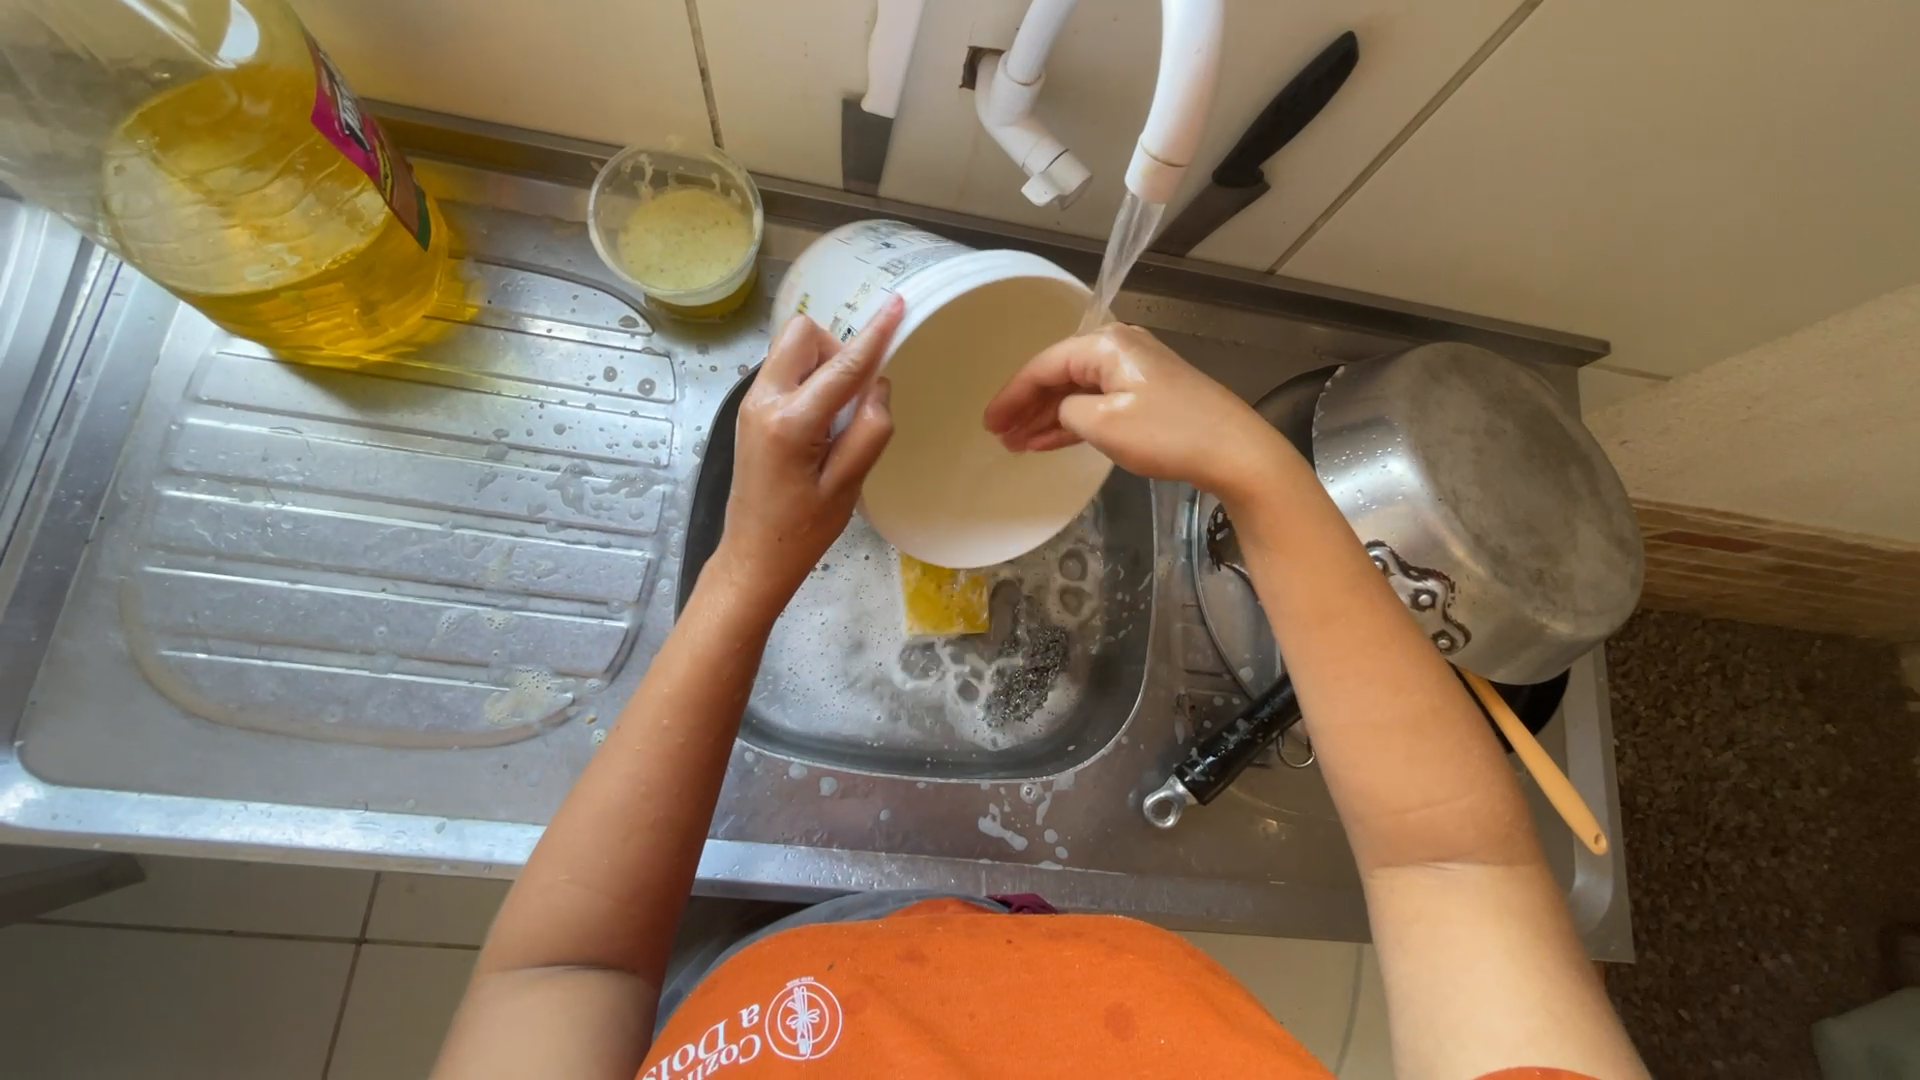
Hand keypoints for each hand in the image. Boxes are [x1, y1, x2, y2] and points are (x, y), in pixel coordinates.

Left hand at [710, 296, 902, 609]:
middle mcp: (763, 400)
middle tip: (852, 395)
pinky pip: (785, 372)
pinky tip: (820, 424)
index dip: (874, 335)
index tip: (896, 306)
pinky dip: (810, 381)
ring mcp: (751, 403)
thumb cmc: (803, 530)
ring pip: (792, 350)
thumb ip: (869, 431)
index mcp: (790, 422)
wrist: (754, 554)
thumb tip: (877, 386)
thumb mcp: (848, 486)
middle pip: (802, 335)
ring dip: (822, 366)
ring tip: (835, 418)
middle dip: (835, 348)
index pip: (843, 367)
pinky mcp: (751, 412)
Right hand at [983, 323, 1292, 499]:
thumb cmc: (1168, 434)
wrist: (1235, 452)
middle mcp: (1119, 348)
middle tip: (998, 435)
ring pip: (1076, 392)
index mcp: (1106, 345)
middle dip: (1026, 407)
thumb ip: (1067, 412)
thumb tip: (1062, 411)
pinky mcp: (1147, 395)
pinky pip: (1096, 404)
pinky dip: (1071, 423)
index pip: (1044, 366)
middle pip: (1058, 375)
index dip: (1012, 395)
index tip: (988, 423)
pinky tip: (1047, 442)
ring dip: (1045, 418)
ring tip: (1016, 444)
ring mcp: (1134, 372)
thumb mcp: (1104, 424)